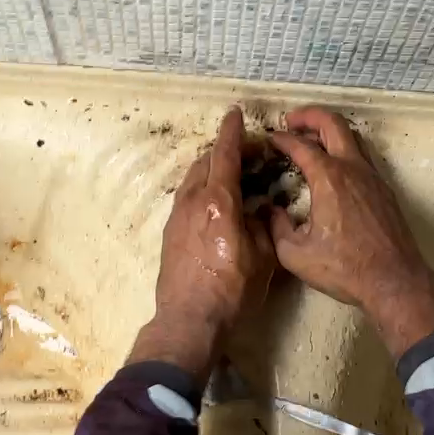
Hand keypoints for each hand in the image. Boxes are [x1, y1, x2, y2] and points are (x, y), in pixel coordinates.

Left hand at [129, 108, 275, 377]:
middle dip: (226, 151)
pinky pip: (187, 196)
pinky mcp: (170, 231)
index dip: (232, 133)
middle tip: (248, 153)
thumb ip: (263, 226)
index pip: (225, 155)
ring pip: (193, 178)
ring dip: (212, 169)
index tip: (234, 114)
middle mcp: (192, 201)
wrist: (188, 319)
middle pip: (206, 162)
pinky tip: (217, 202)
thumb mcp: (264, 259)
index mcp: (218, 202)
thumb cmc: (232, 290)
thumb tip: (259, 210)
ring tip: (233, 175)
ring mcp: (177, 215)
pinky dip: (203, 187)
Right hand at [267, 107, 433, 357]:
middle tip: (290, 121)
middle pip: (332, 123)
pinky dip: (344, 149)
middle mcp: (352, 168)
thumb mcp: (295, 254)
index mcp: (328, 178)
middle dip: (308, 116)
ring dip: (329, 130)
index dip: (281, 138)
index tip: (269, 139)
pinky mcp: (384, 189)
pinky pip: (362, 156)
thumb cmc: (344, 268)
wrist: (395, 282)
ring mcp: (372, 176)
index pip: (300, 145)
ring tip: (311, 139)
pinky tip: (334, 167)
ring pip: (351, 136)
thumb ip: (276, 227)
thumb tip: (270, 210)